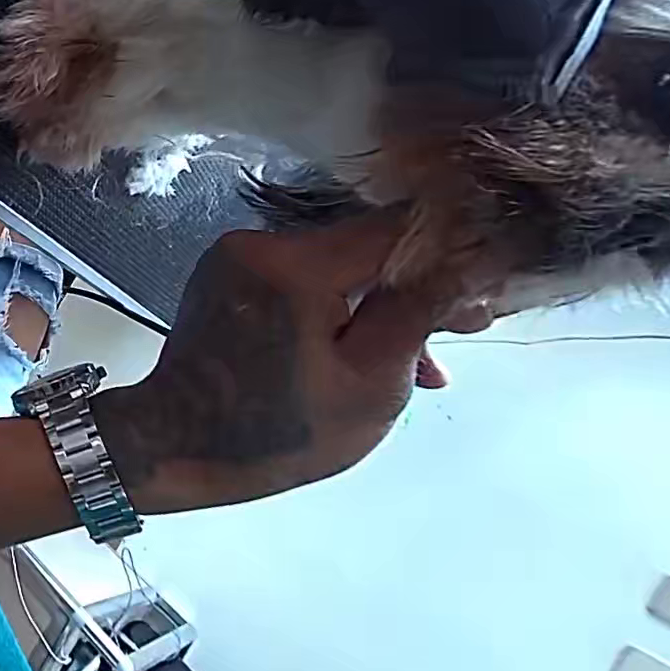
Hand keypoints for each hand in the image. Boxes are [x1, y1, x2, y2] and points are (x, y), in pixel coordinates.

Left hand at [93, 213, 477, 513]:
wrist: (180, 441)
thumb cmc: (281, 427)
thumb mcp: (372, 378)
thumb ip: (419, 307)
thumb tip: (465, 252)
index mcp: (288, 263)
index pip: (393, 229)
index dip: (452, 252)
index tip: (489, 288)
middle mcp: (254, 245)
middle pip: (358, 246)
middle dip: (414, 284)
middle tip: (464, 330)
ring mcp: (233, 259)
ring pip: (329, 265)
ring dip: (375, 302)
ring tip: (420, 356)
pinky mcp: (224, 277)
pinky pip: (294, 279)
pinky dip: (330, 305)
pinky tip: (364, 347)